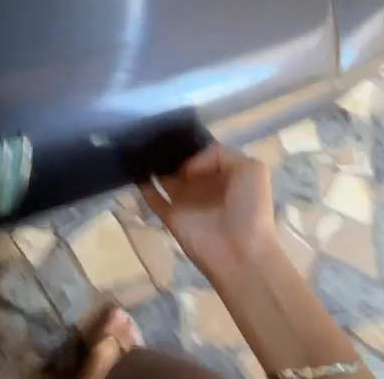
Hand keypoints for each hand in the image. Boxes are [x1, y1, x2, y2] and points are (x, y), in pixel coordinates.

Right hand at [140, 143, 275, 278]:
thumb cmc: (250, 209)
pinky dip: (142, 185)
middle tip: (150, 131)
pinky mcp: (171, 217)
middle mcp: (203, 186)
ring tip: (137, 144)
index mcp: (224, 174)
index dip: (190, 141)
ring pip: (165, 178)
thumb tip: (188, 165)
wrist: (242, 254)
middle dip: (168, 149)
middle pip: (181, 163)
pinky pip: (153, 198)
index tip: (174, 128)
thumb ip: (219, 154)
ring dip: (153, 164)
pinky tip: (132, 168)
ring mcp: (186, 202)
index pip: (203, 152)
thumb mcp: (251, 169)